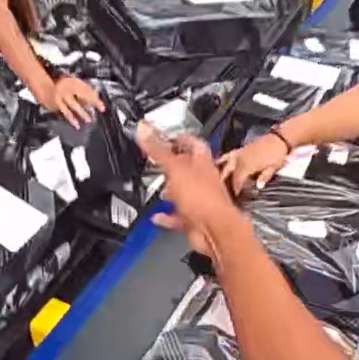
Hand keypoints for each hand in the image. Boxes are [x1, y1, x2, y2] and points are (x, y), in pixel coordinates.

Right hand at [43, 74, 101, 125]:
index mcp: (73, 81)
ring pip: (74, 104)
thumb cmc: (63, 89)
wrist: (45, 88)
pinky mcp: (57, 102)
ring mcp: (61, 94)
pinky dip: (71, 118)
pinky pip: (65, 111)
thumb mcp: (74, 87)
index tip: (102, 106)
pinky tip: (76, 124)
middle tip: (100, 109)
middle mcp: (68, 86)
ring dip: (82, 113)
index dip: (96, 98)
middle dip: (93, 102)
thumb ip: (84, 93)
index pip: (87, 89)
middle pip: (83, 94)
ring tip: (88, 120)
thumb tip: (96, 101)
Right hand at [136, 121, 242, 262]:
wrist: (215, 231)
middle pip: (187, 169)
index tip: (167, 137)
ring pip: (183, 193)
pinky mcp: (194, 220)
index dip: (179, 139)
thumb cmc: (204, 199)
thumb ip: (158, 150)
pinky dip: (166, 216)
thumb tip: (144, 129)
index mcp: (203, 162)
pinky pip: (177, 217)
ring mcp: (200, 201)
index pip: (192, 144)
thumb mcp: (175, 169)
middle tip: (159, 164)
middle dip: (172, 167)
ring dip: (170, 192)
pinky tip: (157, 216)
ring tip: (158, 189)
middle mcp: (203, 181)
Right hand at [216, 132, 291, 190]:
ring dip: (220, 173)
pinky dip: (220, 161)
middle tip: (223, 193)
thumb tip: (258, 187)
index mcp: (248, 165)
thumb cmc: (277, 155)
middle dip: (225, 184)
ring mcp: (238, 153)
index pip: (237, 180)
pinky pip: (226, 156)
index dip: (235, 190)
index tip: (234, 198)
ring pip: (224, 164)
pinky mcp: (239, 150)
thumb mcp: (273, 167)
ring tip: (215, 181)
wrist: (278, 138)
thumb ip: (264, 177)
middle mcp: (240, 159)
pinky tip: (215, 165)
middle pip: (228, 174)